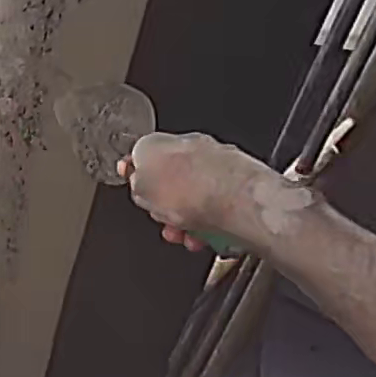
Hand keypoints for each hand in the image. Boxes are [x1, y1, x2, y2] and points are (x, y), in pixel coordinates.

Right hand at [117, 132, 297, 253]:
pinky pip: (217, 199)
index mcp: (158, 142)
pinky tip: (208, 233)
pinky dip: (211, 218)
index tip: (139, 196)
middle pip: (168, 178)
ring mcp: (217, 158)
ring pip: (193, 192)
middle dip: (165, 204)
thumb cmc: (192, 194)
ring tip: (187, 234)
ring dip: (187, 217)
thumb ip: (133, 181)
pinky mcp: (241, 176)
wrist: (242, 203)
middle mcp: (189, 144)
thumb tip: (135, 179)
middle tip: (164, 219)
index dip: (137, 181)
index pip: (139, 158)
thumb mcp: (139, 191)